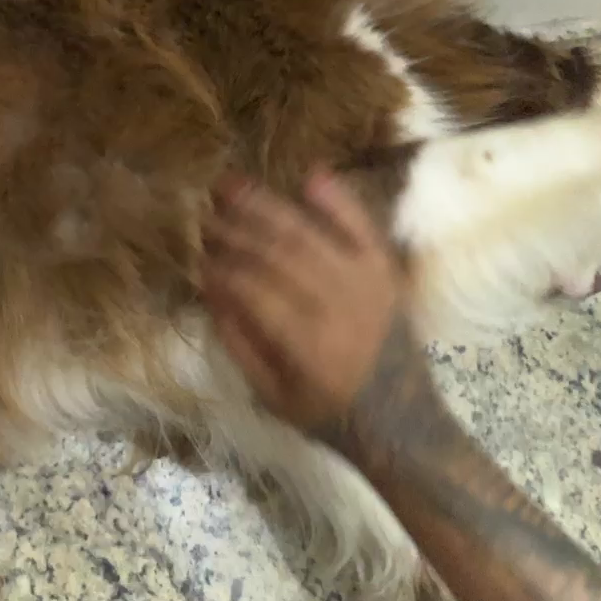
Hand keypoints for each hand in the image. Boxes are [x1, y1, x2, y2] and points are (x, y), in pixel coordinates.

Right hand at [205, 175, 600, 600]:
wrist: (406, 426)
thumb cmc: (329, 414)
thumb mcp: (270, 394)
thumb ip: (237, 341)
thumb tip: (209, 289)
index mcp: (305, 343)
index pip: (250, 288)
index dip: (218, 269)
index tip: (194, 258)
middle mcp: (336, 305)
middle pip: (274, 253)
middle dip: (232, 230)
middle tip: (202, 215)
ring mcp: (365, 284)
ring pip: (305, 233)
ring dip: (265, 207)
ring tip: (231, 185)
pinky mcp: (384, 273)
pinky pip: (361, 228)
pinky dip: (337, 200)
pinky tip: (310, 175)